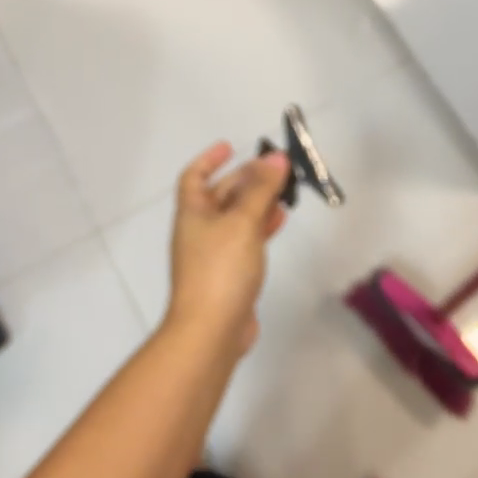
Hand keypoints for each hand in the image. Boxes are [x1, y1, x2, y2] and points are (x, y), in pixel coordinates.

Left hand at [165, 143, 291, 353]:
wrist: (210, 332)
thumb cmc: (220, 270)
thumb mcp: (242, 222)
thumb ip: (261, 189)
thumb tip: (276, 157)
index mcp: (192, 214)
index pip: (194, 177)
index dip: (209, 159)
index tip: (231, 146)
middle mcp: (199, 231)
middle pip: (221, 195)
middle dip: (246, 179)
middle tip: (275, 168)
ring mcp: (213, 255)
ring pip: (236, 218)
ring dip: (258, 202)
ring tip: (285, 192)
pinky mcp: (229, 275)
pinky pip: (245, 240)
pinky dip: (261, 227)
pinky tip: (280, 222)